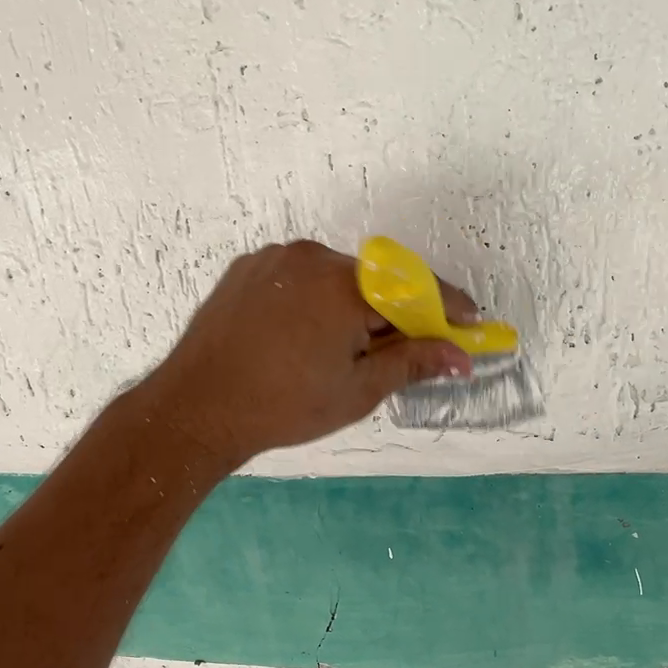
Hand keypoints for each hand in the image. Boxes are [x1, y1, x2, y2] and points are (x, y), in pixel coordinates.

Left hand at [136, 240, 478, 466]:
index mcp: (343, 286)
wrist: (195, 408)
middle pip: (373, 281)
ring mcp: (274, 259)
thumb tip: (462, 357)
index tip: (471, 322)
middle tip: (401, 349)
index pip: (412, 289)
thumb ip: (413, 363)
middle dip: (393, 312)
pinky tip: (303, 336)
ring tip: (341, 349)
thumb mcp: (358, 390)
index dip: (446, 307)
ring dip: (351, 305)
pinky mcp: (247, 267)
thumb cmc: (284, 406)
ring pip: (334, 277)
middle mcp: (311, 258)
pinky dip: (314, 300)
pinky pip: (299, 277)